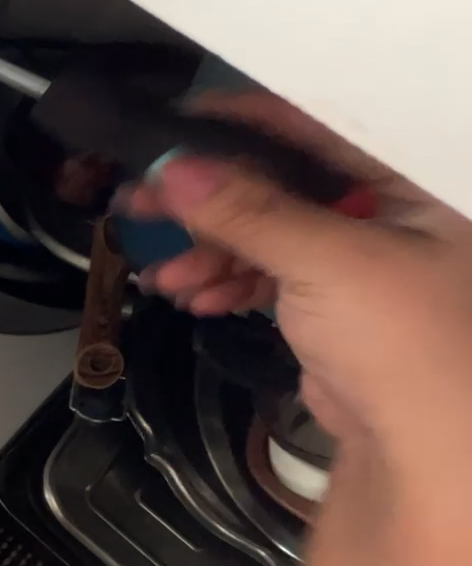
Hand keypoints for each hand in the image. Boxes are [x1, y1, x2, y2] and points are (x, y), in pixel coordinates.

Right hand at [129, 93, 471, 463]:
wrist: (422, 437)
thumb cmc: (415, 344)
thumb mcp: (327, 262)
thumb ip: (247, 212)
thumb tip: (174, 169)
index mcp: (420, 181)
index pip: (320, 130)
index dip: (242, 128)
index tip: (170, 135)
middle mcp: (394, 209)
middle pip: (278, 185)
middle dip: (206, 204)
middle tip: (142, 208)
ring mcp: (360, 254)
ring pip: (260, 233)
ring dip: (206, 255)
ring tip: (170, 278)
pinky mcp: (329, 294)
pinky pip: (261, 271)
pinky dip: (223, 282)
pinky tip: (200, 298)